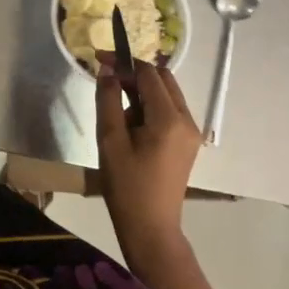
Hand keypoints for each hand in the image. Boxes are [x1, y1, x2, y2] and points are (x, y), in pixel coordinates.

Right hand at [95, 53, 200, 268]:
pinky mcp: (187, 143)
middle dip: (134, 72)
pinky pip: (170, 110)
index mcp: (168, 118)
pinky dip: (150, 104)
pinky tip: (130, 119)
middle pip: (162, 78)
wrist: (151, 229)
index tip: (98, 59)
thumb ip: (108, 99)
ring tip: (115, 103)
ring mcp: (190, 132)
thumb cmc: (127, 186)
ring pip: (167, 93)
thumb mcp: (110, 140)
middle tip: (106, 79)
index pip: (148, 73)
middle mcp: (186, 120)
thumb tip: (107, 70)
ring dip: (142, 88)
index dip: (123, 61)